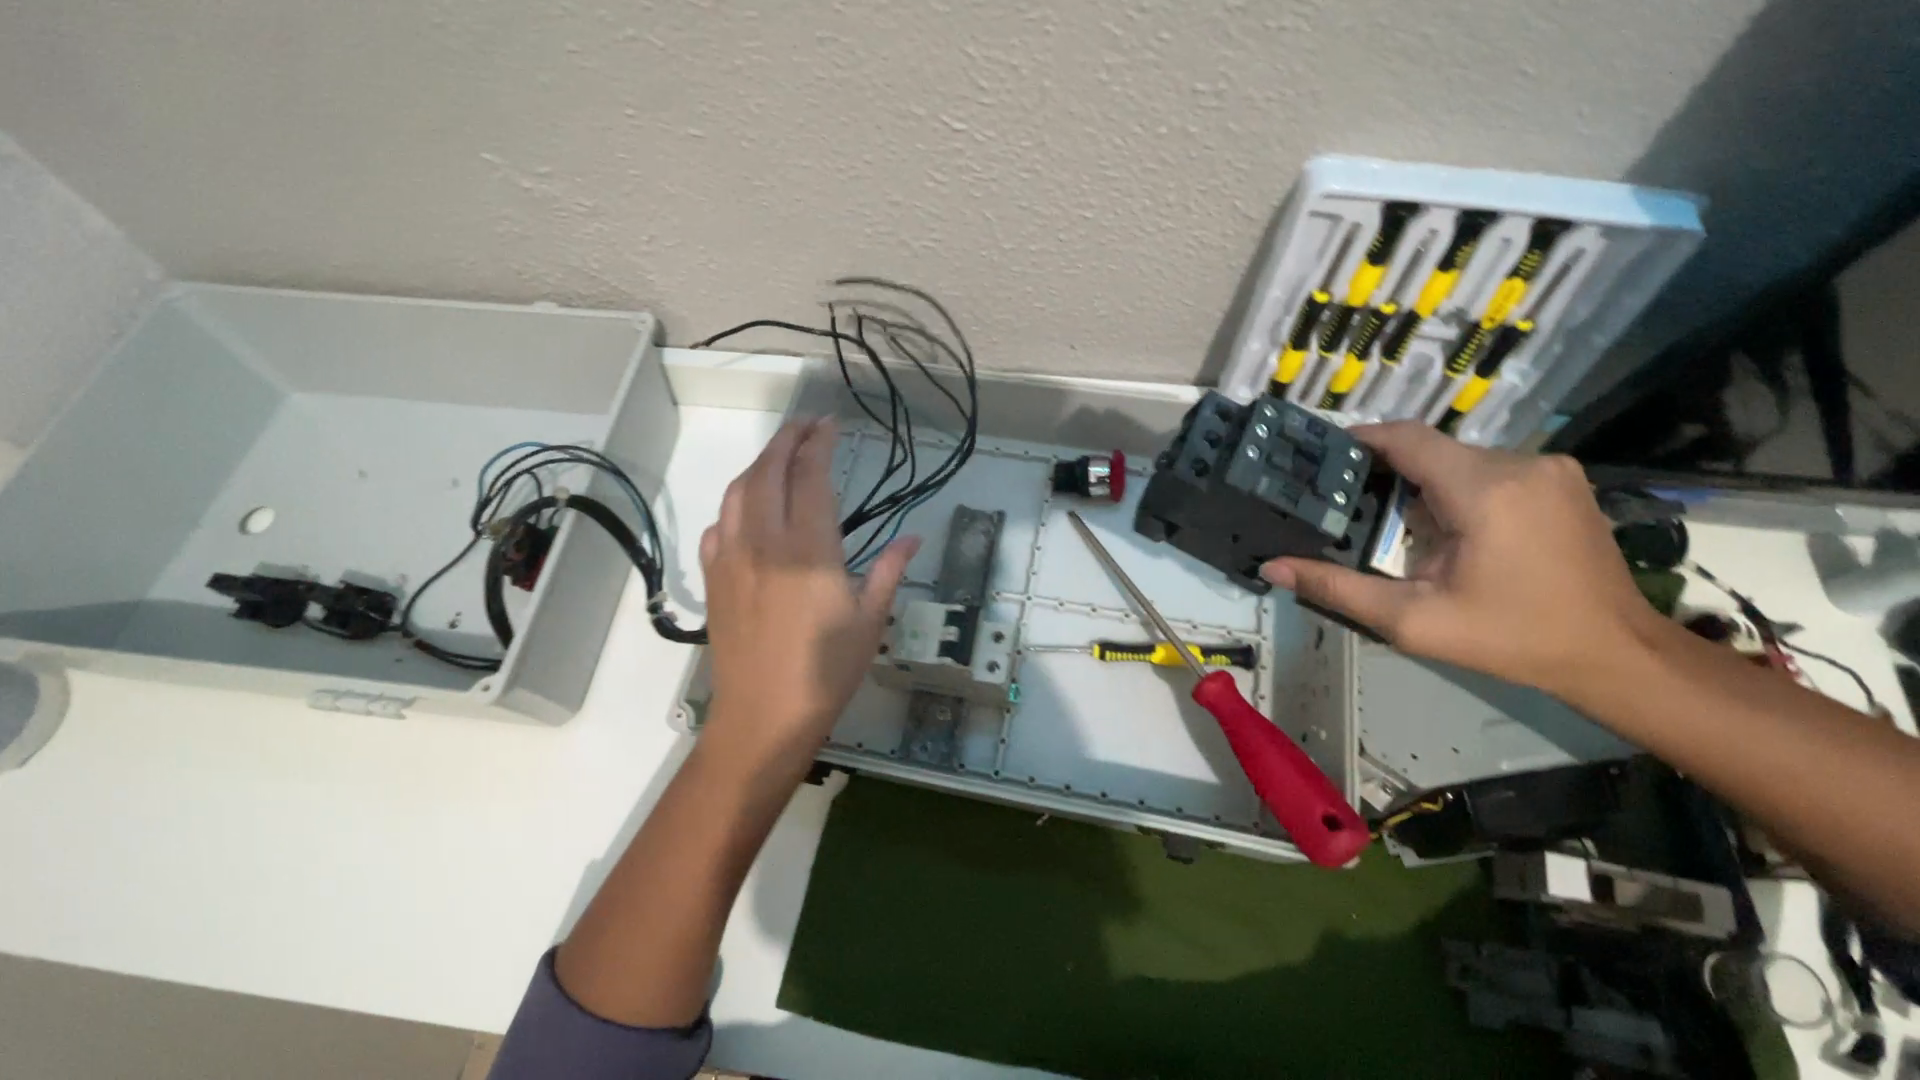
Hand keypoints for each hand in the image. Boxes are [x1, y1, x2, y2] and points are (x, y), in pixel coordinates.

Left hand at [699, 418, 918, 760]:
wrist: (763, 716)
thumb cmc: (826, 671)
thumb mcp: (870, 621)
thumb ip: (888, 570)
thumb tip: (912, 538)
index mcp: (809, 547)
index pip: (810, 476)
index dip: (819, 443)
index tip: (830, 424)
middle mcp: (765, 540)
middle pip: (769, 471)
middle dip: (787, 439)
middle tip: (807, 425)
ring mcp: (732, 557)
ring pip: (739, 491)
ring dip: (760, 465)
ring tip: (779, 457)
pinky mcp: (714, 579)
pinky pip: (719, 526)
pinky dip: (735, 505)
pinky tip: (748, 512)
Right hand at [1260, 422, 1655, 699]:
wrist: (1614, 653)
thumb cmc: (1511, 639)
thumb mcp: (1414, 621)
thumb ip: (1339, 588)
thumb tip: (1273, 567)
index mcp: (1485, 489)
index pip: (1408, 438)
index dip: (1362, 440)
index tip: (1324, 454)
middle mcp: (1521, 463)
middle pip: (1434, 452)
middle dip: (1395, 479)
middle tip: (1358, 512)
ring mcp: (1551, 469)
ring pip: (1464, 462)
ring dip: (1431, 489)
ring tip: (1409, 536)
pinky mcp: (1565, 481)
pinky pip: (1494, 472)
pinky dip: (1464, 493)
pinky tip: (1457, 535)